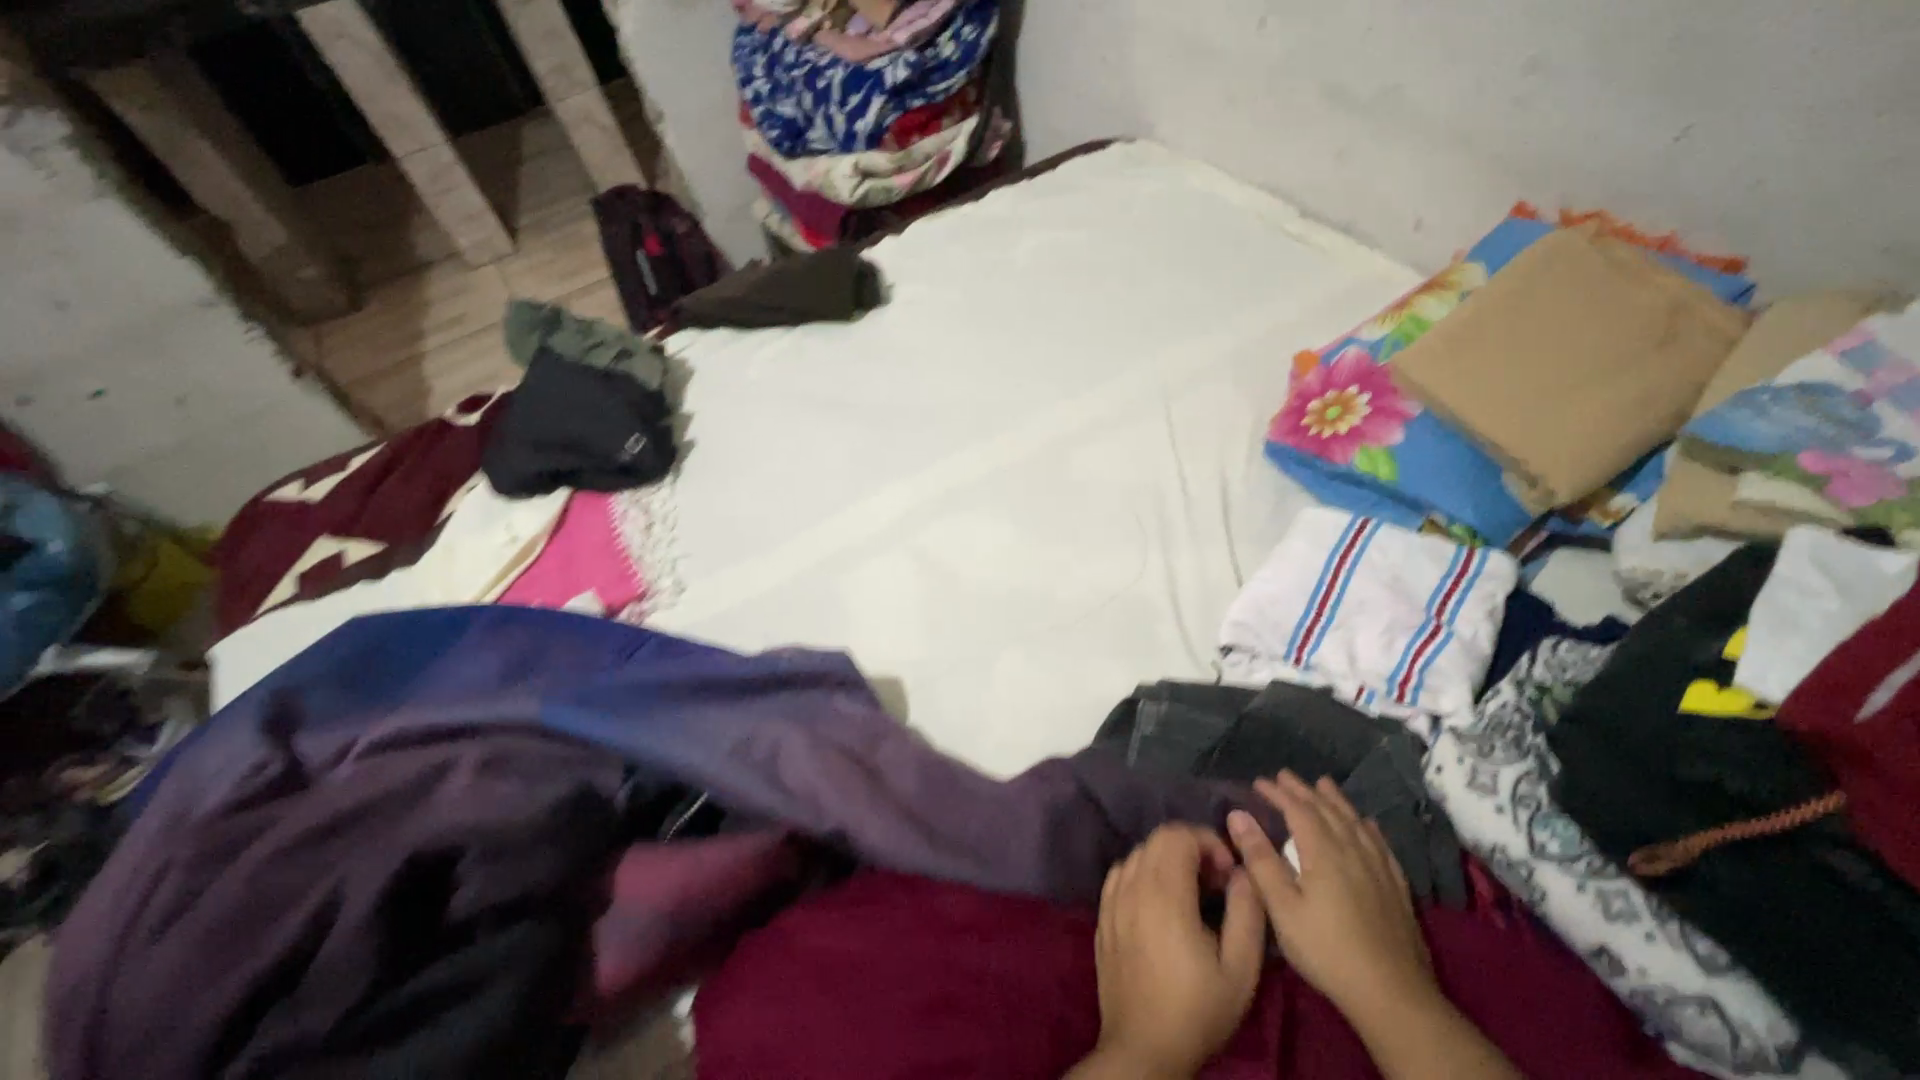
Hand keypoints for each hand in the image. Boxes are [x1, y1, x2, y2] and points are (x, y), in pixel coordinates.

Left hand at [1085, 825, 1268, 1078]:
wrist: (1144, 1049)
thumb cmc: (1197, 1011)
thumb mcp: (1240, 968)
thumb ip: (1247, 912)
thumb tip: (1244, 873)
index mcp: (1163, 895)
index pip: (1177, 834)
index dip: (1208, 842)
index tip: (1228, 875)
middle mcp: (1131, 890)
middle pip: (1156, 839)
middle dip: (1190, 849)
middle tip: (1215, 884)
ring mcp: (1111, 904)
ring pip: (1136, 855)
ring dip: (1165, 861)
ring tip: (1191, 895)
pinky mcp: (1102, 920)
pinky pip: (1119, 877)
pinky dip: (1142, 876)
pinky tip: (1160, 906)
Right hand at [1227, 771, 1435, 1019]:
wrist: (1391, 991)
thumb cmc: (1326, 949)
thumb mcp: (1282, 908)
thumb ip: (1260, 859)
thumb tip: (1238, 815)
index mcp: (1323, 852)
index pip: (1298, 810)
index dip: (1278, 793)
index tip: (1259, 781)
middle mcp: (1353, 850)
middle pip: (1327, 810)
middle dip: (1304, 790)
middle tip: (1285, 775)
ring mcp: (1379, 867)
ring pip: (1355, 821)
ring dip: (1335, 801)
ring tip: (1323, 785)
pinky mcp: (1396, 885)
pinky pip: (1379, 842)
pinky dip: (1366, 826)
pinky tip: (1367, 824)